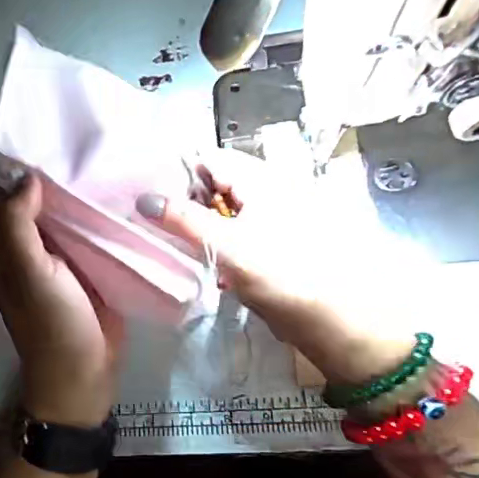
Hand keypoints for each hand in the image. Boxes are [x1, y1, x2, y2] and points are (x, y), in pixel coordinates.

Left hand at [0, 175, 121, 425]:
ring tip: (102, 171)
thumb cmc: (54, 325)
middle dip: (50, 180)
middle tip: (81, 156)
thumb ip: (20, 225)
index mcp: (6, 249)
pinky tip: (118, 205)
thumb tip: (24, 175)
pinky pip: (88, 236)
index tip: (46, 153)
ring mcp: (61, 262)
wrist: (86, 374)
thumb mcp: (30, 273)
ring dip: (76, 198)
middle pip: (31, 204)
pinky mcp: (90, 271)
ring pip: (61, 218)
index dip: (13, 174)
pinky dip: (97, 219)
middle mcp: (29, 250)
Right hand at [136, 151, 416, 383]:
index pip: (209, 157)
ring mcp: (274, 218)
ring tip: (168, 241)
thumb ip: (185, 221)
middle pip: (216, 184)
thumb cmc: (282, 276)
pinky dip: (218, 243)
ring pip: (225, 211)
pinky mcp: (276, 245)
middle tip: (150, 220)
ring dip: (200, 225)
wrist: (334, 320)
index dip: (176, 170)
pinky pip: (237, 234)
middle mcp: (269, 190)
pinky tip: (202, 261)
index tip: (144, 191)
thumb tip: (144, 198)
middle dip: (185, 200)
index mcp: (262, 179)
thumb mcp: (228, 247)